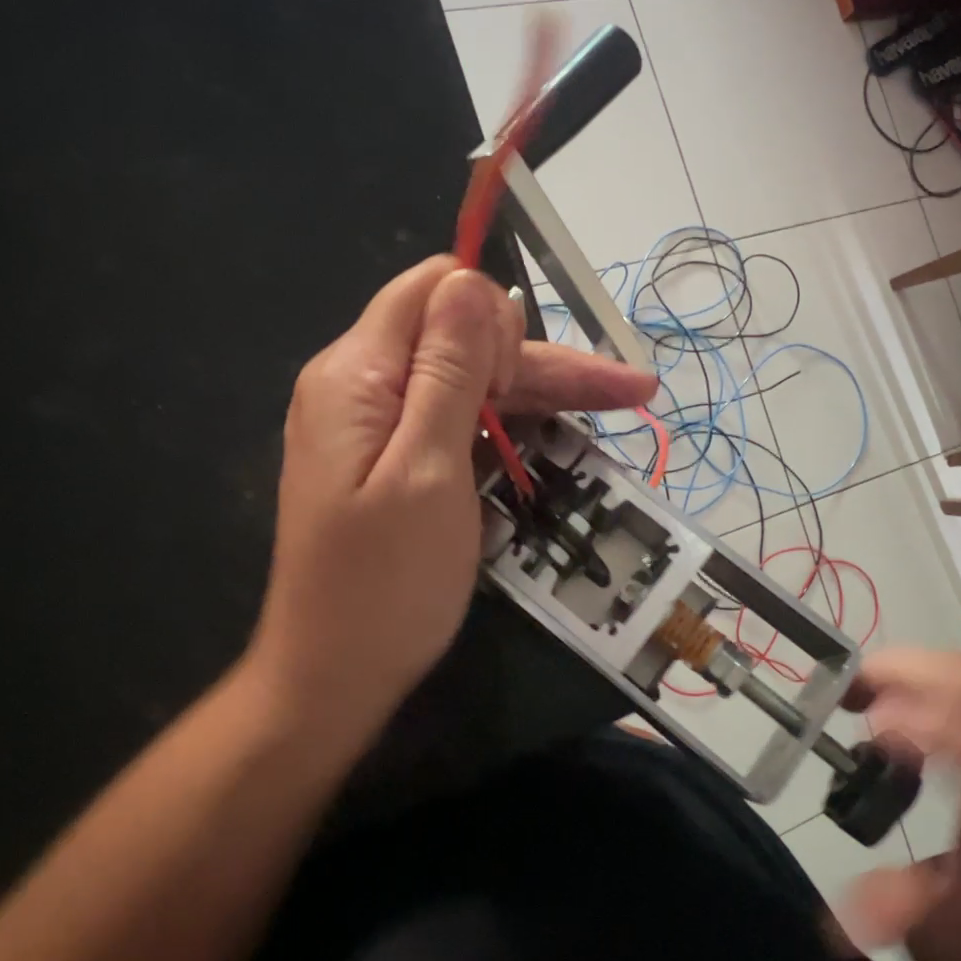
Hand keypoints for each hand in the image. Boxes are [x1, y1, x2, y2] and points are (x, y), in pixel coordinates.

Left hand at [248, 256, 656, 741]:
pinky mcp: (391, 460)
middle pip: (461, 336)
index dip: (491, 318)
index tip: (518, 384)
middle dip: (540, 358)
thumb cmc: (384, 584)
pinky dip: (510, 422)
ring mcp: (375, 425)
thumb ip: (449, 371)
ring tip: (627, 400)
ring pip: (469, 379)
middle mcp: (361, 384)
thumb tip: (472, 282)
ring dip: (540, 388)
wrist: (332, 679)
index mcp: (357, 373)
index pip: (433, 289)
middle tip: (628, 393)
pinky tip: (563, 428)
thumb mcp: (427, 471)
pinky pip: (457, 419)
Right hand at [836, 651, 960, 960]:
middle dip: (896, 672)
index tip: (852, 716)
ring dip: (907, 676)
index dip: (905, 707)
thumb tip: (841, 913)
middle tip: (842, 694)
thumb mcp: (955, 931)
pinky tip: (892, 711)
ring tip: (858, 698)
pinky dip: (924, 687)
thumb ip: (900, 905)